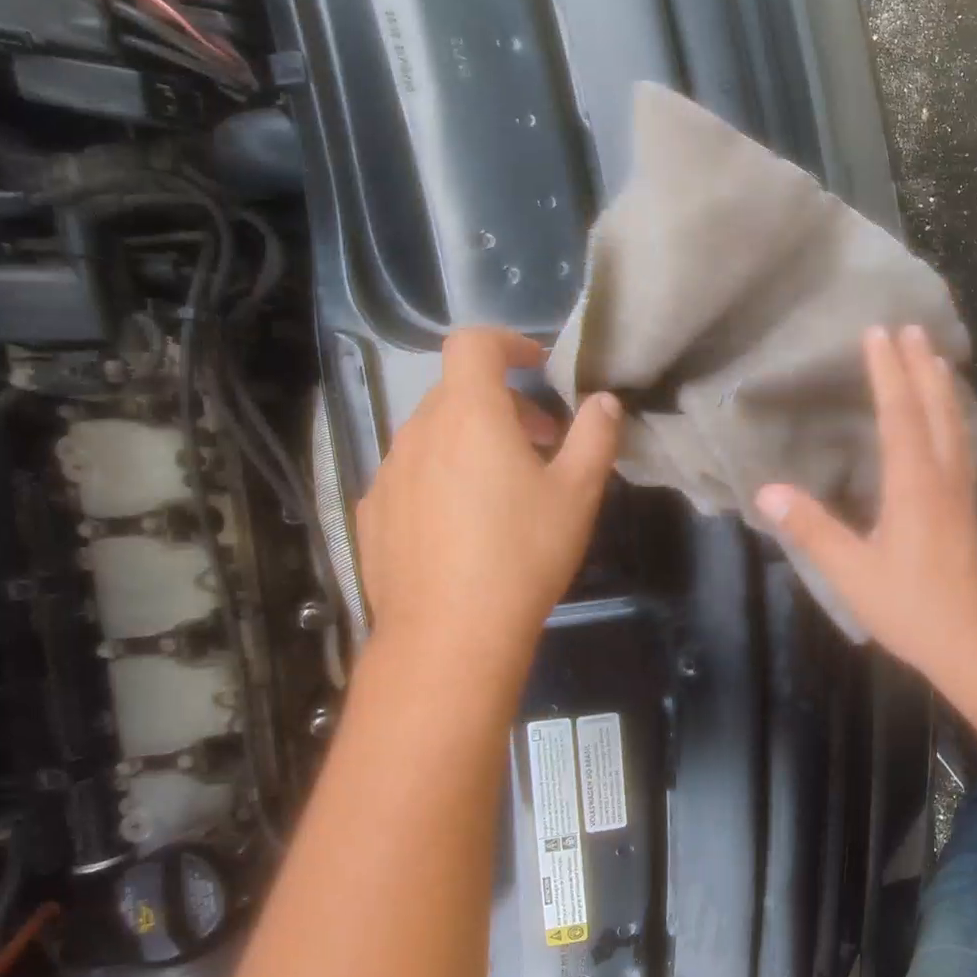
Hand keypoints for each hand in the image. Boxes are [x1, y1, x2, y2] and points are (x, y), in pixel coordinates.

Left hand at [356, 329, 621, 660]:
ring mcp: (388, 473)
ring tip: (507, 488)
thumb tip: (603, 401)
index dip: (508, 342)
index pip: (473, 344)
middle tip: (543, 442)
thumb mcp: (578, 493)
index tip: (539, 364)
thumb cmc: (523, 552)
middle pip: (457, 392)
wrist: (451, 634)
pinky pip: (413, 474)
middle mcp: (418, 432)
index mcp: (469, 414)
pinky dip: (443, 476)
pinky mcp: (374, 513)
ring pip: (434, 435)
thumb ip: (594, 436)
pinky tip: (467, 526)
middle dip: (504, 403)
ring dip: (473, 441)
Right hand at [755, 326, 976, 686]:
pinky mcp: (969, 513)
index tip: (877, 332)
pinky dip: (955, 422)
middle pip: (936, 410)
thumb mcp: (853, 574)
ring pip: (956, 427)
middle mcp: (944, 479)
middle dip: (922, 366)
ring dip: (944, 389)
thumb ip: (813, 531)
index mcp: (914, 485)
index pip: (899, 414)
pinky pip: (963, 449)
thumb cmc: (914, 609)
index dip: (887, 372)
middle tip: (912, 328)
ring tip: (937, 360)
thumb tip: (767, 492)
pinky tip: (953, 427)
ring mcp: (963, 495)